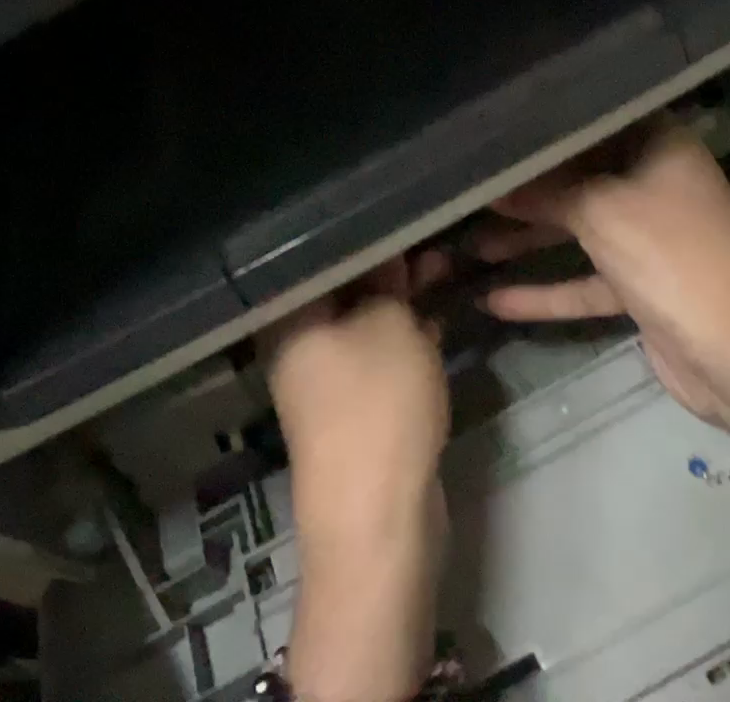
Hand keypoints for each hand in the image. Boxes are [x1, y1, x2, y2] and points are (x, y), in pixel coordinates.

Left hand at [261, 255, 450, 542]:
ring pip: (362, 324)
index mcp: (289, 317)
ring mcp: (323, 380)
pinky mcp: (352, 407)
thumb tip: (385, 255)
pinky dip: (402, 339)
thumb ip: (388, 284)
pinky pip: (375, 358)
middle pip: (340, 291)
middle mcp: (296, 344)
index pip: (317, 257)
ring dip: (398, 302)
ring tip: (440, 269)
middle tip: (427, 243)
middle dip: (385, 269)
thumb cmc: (378, 403)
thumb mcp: (390, 326)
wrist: (378, 513)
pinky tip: (434, 318)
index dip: (359, 236)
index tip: (394, 215)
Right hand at [479, 119, 729, 428]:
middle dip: (527, 190)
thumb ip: (545, 193)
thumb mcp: (599, 209)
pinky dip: (546, 290)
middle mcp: (656, 186)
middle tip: (472, 190)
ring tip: (469, 245)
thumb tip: (495, 185)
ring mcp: (649, 240)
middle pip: (581, 178)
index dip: (547, 129)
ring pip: (578, 231)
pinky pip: (585, 280)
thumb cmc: (667, 253)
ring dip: (529, 240)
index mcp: (660, 148)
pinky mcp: (640, 286)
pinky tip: (495, 300)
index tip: (497, 130)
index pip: (596, 124)